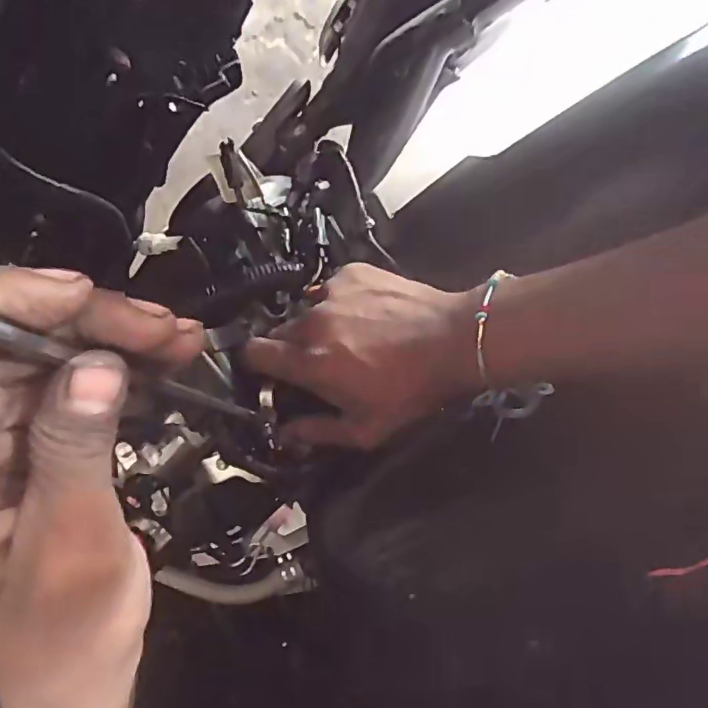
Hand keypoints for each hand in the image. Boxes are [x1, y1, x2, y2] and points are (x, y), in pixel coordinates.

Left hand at [0, 266, 203, 707]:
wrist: (78, 684)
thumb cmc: (73, 644)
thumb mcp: (81, 552)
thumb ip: (78, 451)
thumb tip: (99, 362)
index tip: (74, 296)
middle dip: (60, 324)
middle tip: (148, 320)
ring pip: (8, 362)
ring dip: (89, 339)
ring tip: (168, 335)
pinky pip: (36, 388)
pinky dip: (94, 366)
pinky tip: (151, 357)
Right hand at [242, 263, 477, 447]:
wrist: (455, 340)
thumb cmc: (411, 390)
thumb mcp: (366, 428)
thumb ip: (317, 432)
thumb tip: (284, 434)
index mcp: (310, 362)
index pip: (252, 353)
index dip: (257, 366)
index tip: (272, 375)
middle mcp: (312, 322)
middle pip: (278, 333)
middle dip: (289, 350)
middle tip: (319, 362)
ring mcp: (331, 291)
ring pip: (304, 310)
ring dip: (315, 326)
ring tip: (348, 337)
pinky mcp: (352, 273)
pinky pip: (328, 289)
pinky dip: (337, 302)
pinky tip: (364, 315)